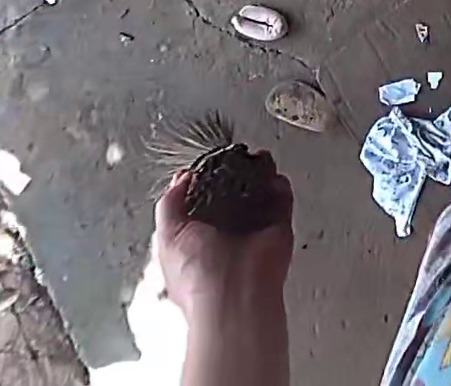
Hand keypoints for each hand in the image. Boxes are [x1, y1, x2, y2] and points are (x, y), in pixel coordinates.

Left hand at [154, 166, 293, 322]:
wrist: (235, 295)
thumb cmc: (198, 276)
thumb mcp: (168, 237)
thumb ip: (170, 205)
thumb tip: (181, 179)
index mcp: (198, 240)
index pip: (200, 204)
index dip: (201, 182)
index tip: (203, 166)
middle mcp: (226, 234)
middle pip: (232, 194)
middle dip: (235, 173)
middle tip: (235, 156)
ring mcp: (253, 230)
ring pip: (259, 193)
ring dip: (260, 173)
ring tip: (257, 158)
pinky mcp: (277, 228)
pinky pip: (282, 200)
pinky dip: (280, 186)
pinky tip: (272, 174)